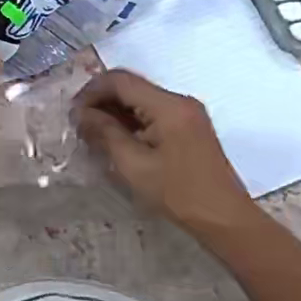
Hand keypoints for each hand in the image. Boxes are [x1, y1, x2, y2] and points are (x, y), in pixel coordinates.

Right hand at [72, 69, 259, 237]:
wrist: (226, 220)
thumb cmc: (177, 193)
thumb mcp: (132, 163)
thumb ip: (104, 131)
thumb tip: (80, 113)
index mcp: (168, 106)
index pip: (119, 81)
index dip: (90, 91)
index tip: (74, 113)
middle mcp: (179, 101)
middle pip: (129, 85)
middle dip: (100, 99)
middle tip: (81, 122)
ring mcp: (187, 112)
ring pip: (138, 97)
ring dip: (114, 109)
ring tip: (95, 131)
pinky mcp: (188, 124)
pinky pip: (151, 109)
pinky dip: (130, 117)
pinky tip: (117, 136)